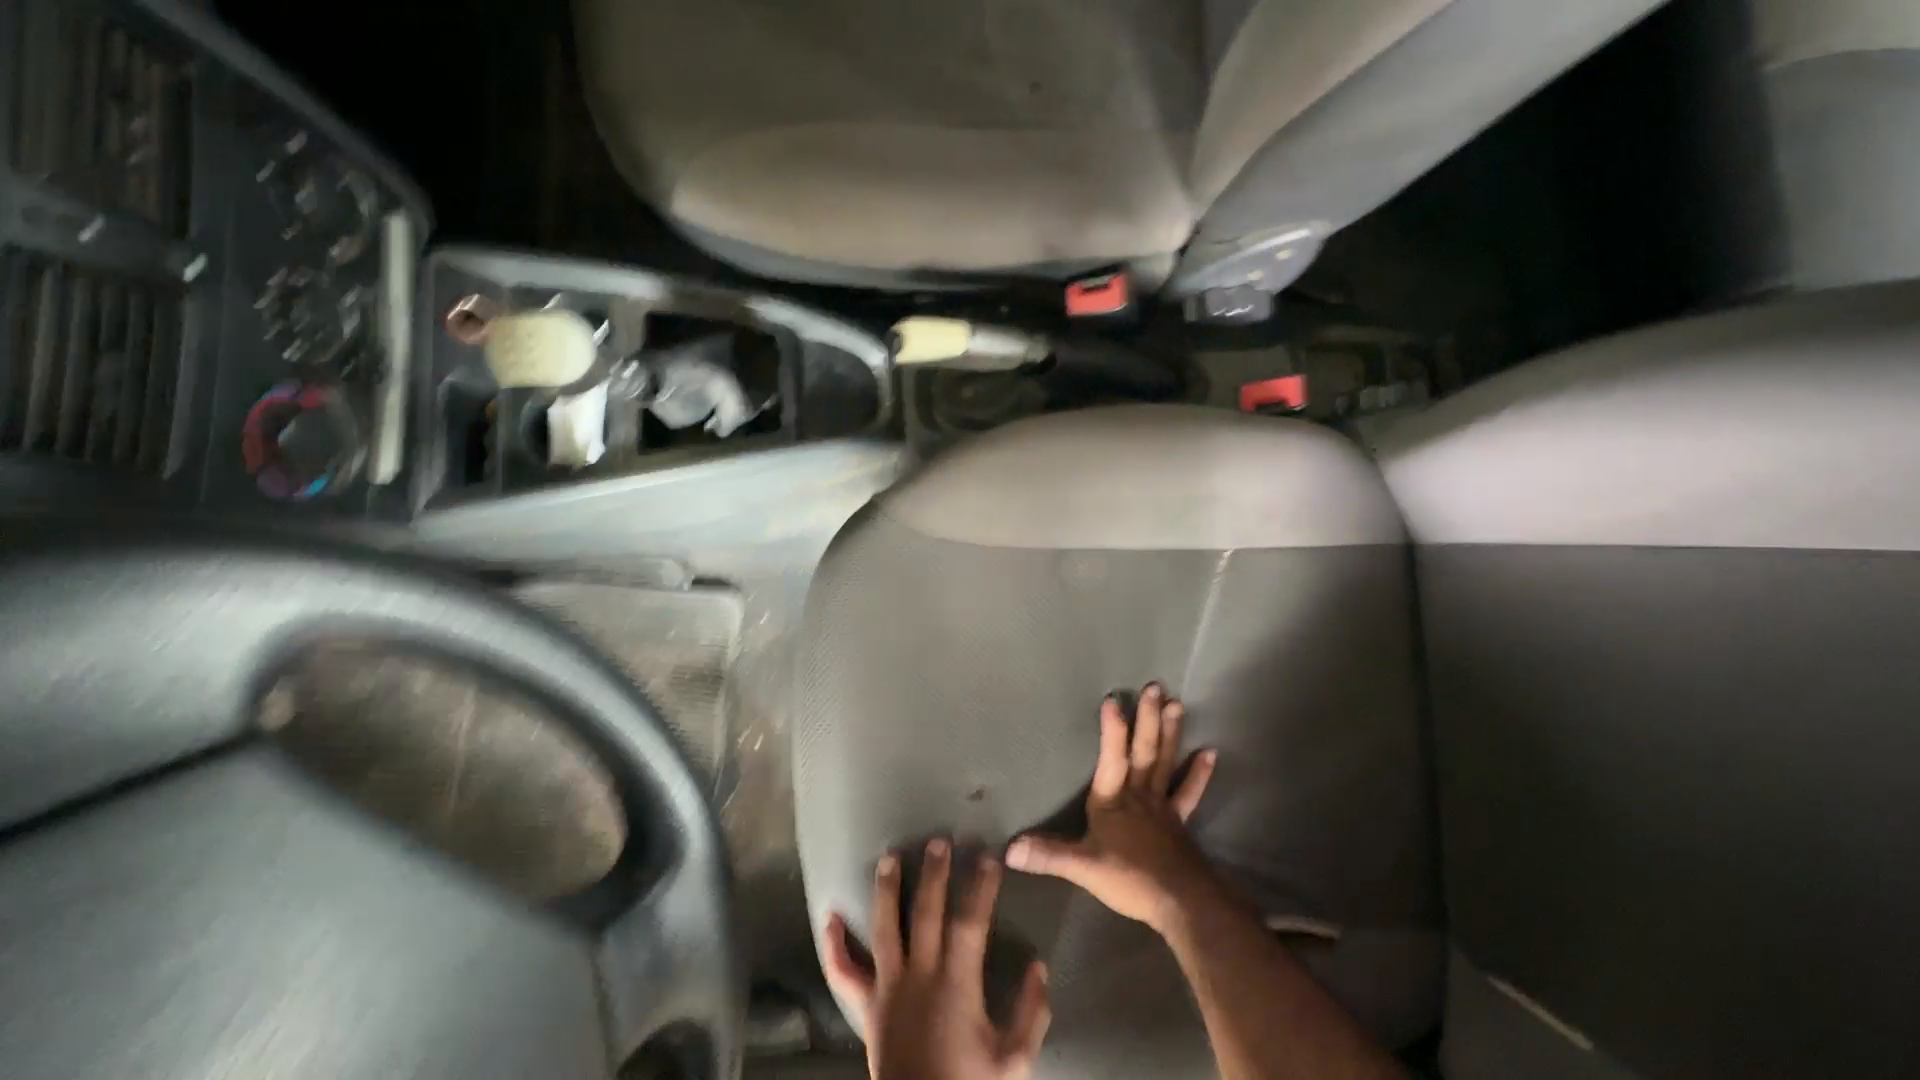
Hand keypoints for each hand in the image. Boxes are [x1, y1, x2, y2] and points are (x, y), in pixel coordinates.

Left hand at [823, 839, 1051, 1079]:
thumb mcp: (1014, 1060)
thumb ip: (1030, 1012)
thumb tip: (1038, 967)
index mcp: (958, 983)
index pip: (970, 921)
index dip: (980, 887)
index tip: (987, 857)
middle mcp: (920, 974)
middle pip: (925, 912)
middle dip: (933, 874)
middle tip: (938, 841)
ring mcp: (888, 987)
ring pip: (884, 928)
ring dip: (886, 890)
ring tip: (888, 857)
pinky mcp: (866, 1006)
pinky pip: (843, 971)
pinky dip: (834, 944)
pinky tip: (829, 914)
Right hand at [1005, 683, 1219, 933]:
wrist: (1182, 902)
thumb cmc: (1131, 879)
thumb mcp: (1083, 868)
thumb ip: (1048, 855)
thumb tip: (1008, 848)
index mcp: (1112, 802)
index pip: (1111, 759)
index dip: (1112, 731)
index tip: (1113, 700)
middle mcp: (1138, 796)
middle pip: (1144, 752)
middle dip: (1147, 719)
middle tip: (1155, 687)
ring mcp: (1162, 807)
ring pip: (1165, 763)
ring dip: (1171, 734)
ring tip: (1178, 703)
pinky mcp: (1179, 821)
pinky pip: (1189, 792)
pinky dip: (1199, 773)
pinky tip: (1211, 752)